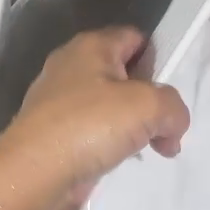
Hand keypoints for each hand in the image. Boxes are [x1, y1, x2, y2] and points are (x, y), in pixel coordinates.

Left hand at [0, 27, 189, 209]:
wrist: (35, 172)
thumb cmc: (90, 127)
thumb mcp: (148, 107)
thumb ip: (173, 108)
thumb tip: (174, 125)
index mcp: (91, 46)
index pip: (134, 37)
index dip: (158, 60)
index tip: (169, 93)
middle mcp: (70, 66)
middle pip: (122, 75)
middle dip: (148, 101)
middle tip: (164, 130)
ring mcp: (57, 101)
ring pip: (107, 107)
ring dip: (130, 128)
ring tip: (145, 151)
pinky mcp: (51, 134)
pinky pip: (90, 133)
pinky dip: (107, 146)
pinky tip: (116, 163)